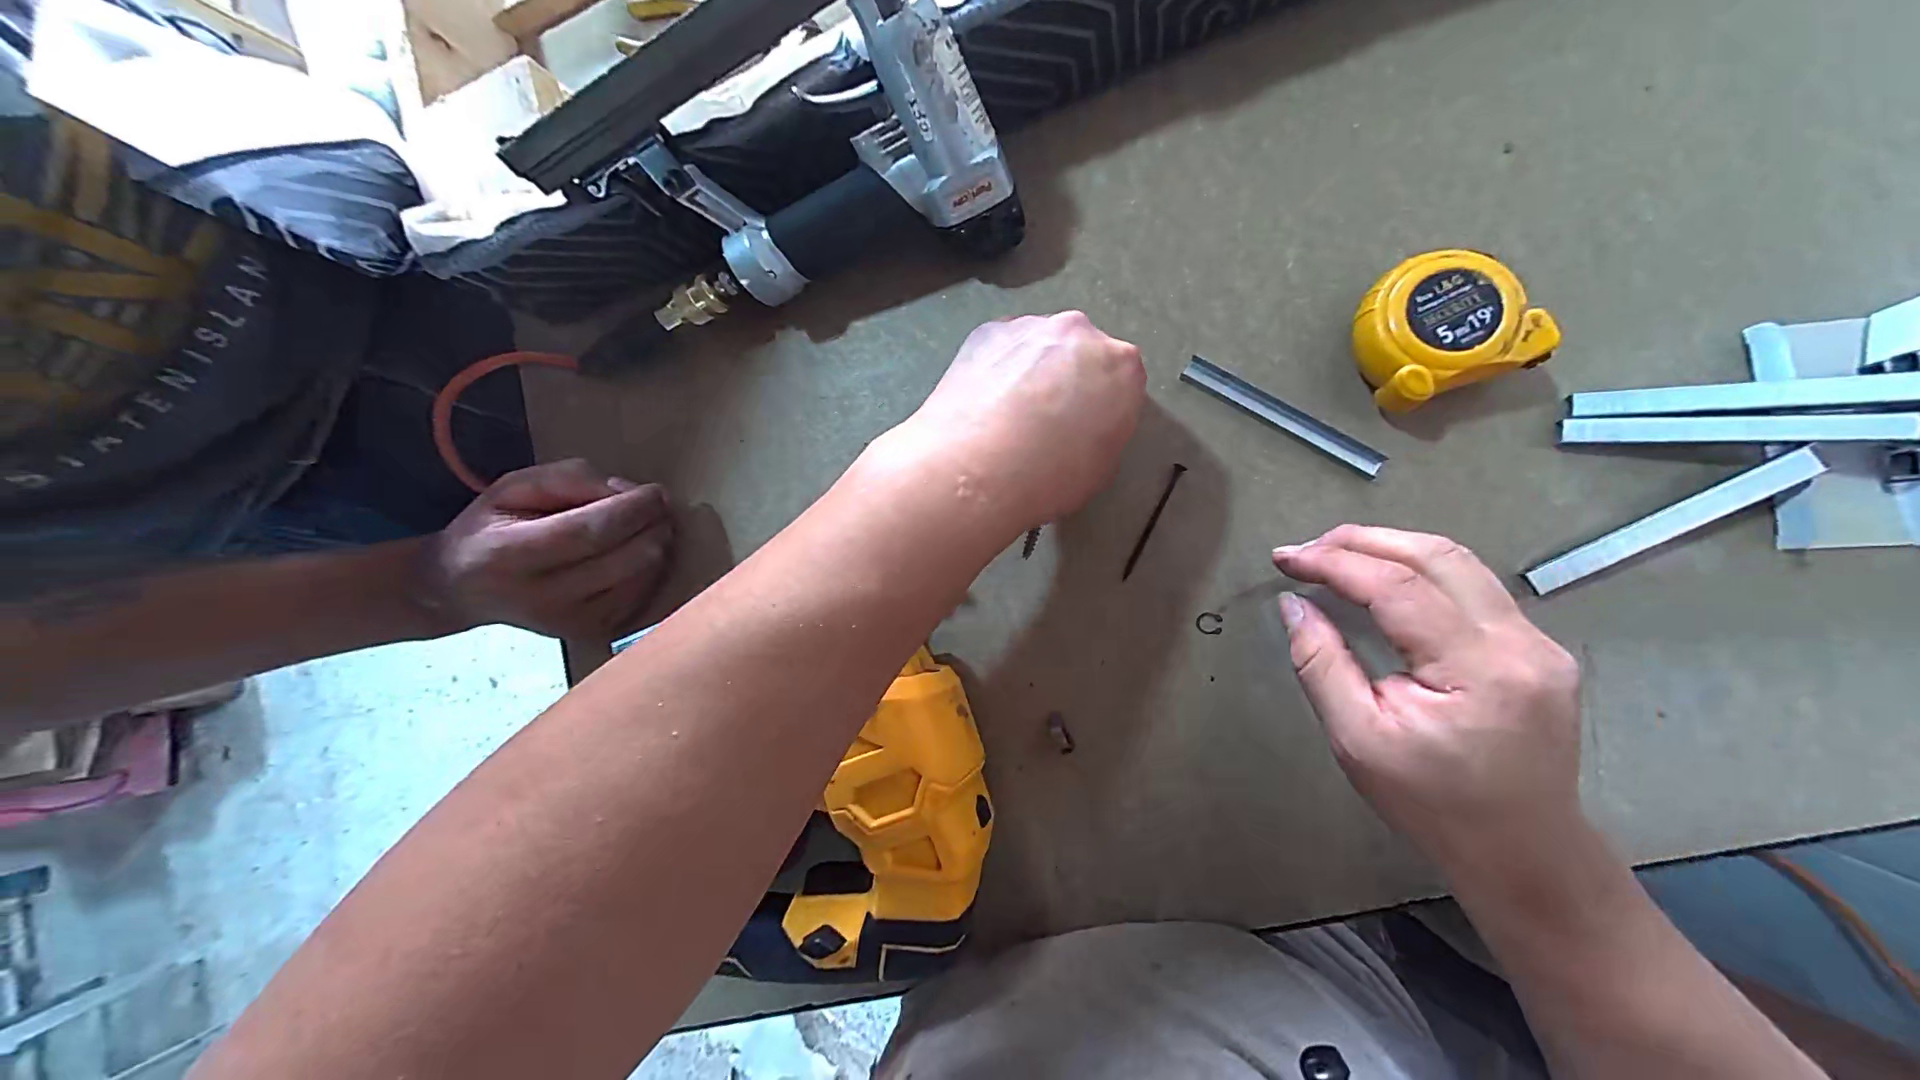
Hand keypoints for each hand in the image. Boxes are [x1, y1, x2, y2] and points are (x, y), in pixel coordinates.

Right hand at [416, 459, 674, 639]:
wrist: (460, 593)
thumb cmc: (491, 530)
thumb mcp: (513, 488)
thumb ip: (569, 479)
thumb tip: (626, 492)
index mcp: (509, 555)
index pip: (588, 532)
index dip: (631, 510)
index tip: (656, 491)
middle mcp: (542, 597)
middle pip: (624, 558)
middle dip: (653, 525)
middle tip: (659, 505)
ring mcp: (571, 622)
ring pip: (641, 578)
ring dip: (657, 545)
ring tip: (647, 526)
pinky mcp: (593, 633)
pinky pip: (643, 596)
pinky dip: (651, 569)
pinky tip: (638, 553)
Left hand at [870, 311, 1145, 534]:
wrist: (977, 470)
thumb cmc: (1043, 476)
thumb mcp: (1100, 469)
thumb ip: (1105, 431)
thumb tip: (1088, 430)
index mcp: (1122, 366)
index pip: (1122, 377)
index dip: (1103, 404)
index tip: (1088, 423)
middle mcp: (1079, 333)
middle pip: (1080, 352)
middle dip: (1068, 379)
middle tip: (1048, 420)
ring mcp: (1030, 328)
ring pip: (1038, 345)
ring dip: (1030, 371)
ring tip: (1010, 416)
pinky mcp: (987, 333)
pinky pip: (1000, 348)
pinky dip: (996, 368)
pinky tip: (985, 403)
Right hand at [1272, 525, 1583, 874]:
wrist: (1524, 854)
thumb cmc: (1432, 804)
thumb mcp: (1357, 739)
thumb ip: (1321, 663)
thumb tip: (1294, 604)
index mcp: (1479, 670)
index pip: (1397, 587)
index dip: (1334, 563)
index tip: (1285, 558)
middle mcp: (1521, 643)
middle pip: (1437, 556)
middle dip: (1362, 540)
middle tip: (1306, 549)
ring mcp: (1539, 642)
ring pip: (1460, 562)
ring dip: (1390, 548)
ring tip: (1334, 555)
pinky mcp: (1538, 649)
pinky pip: (1471, 587)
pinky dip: (1417, 571)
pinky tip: (1381, 581)